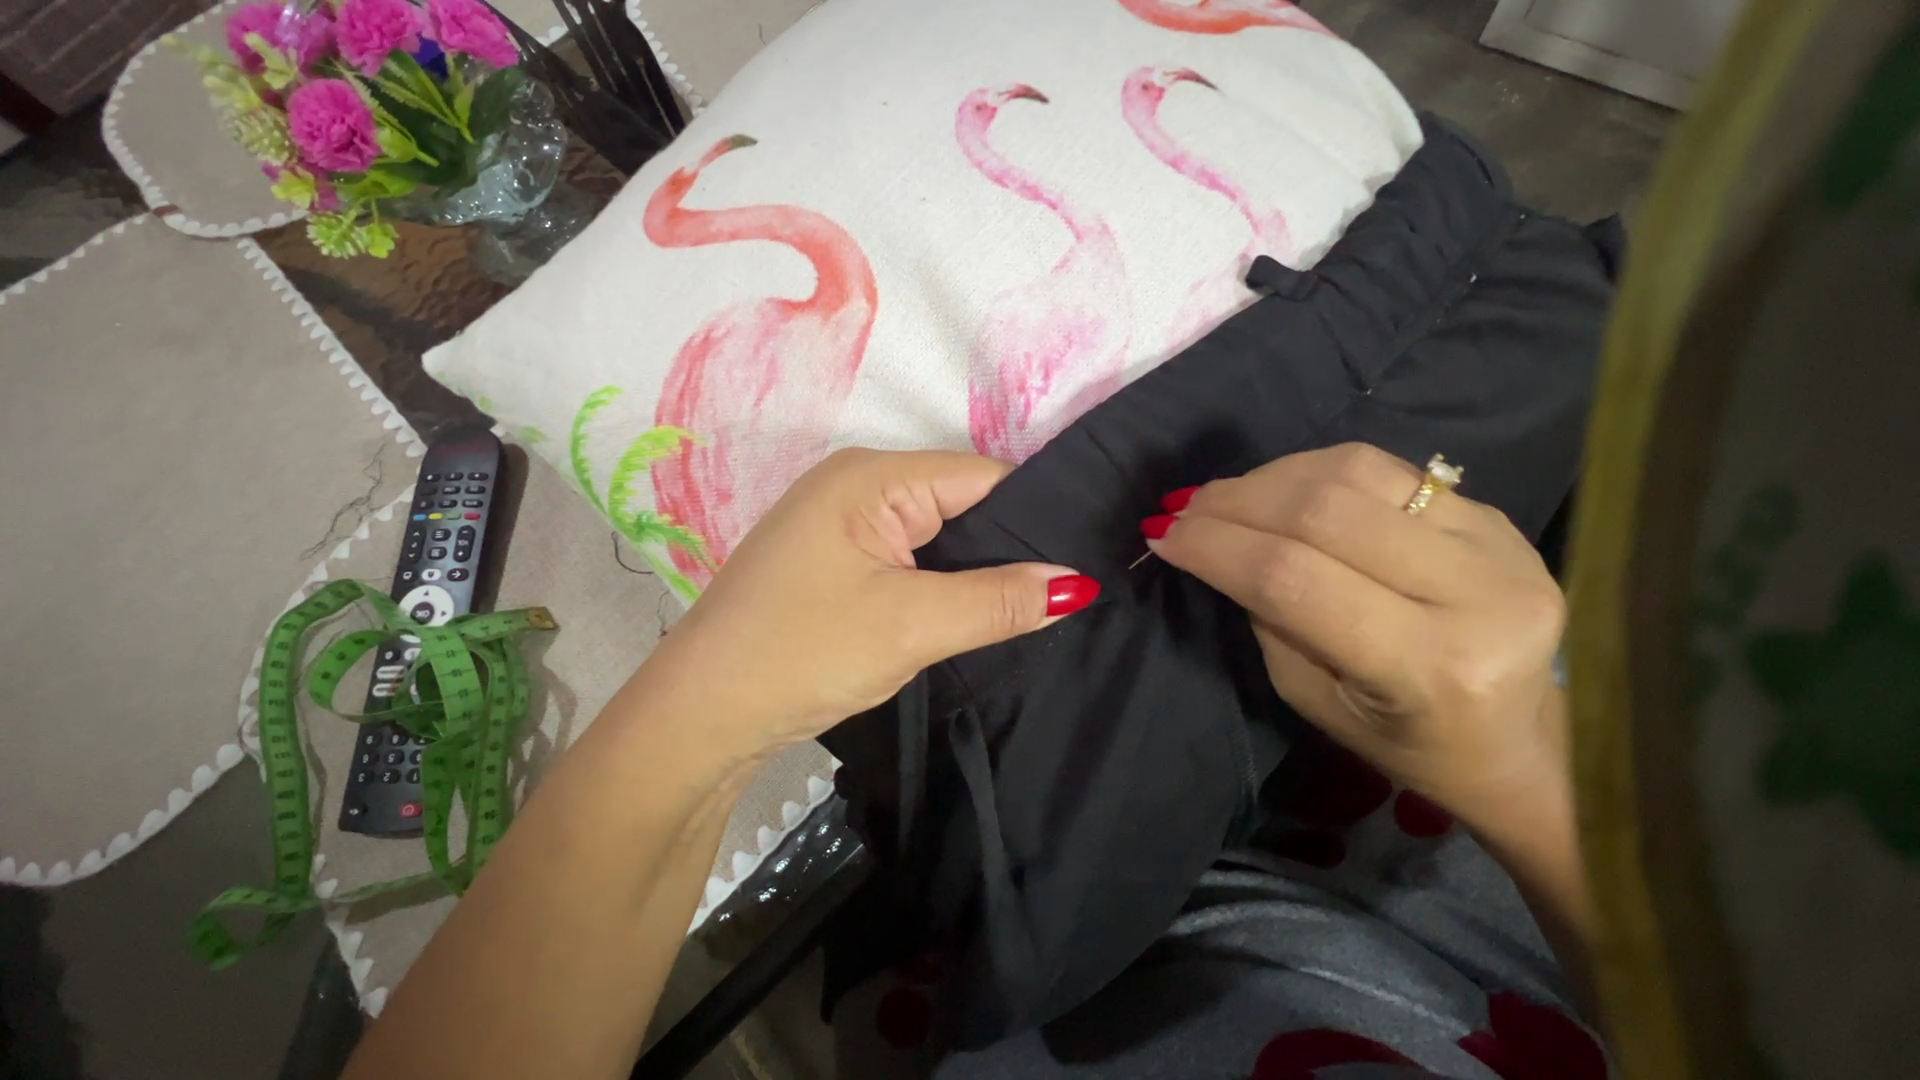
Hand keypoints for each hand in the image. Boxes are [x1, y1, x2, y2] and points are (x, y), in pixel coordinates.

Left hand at [634, 448, 1099, 752]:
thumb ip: (998, 599)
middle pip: (961, 501)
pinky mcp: (832, 559)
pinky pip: (907, 556)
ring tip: (1034, 605)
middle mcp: (855, 483)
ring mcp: (839, 521)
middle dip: (1009, 547)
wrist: (702, 713)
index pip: (983, 477)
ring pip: (936, 534)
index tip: (1091, 558)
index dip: (1039, 517)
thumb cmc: (804, 653)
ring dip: (975, 570)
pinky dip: (940, 582)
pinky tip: (972, 612)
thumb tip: (1077, 583)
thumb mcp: (912, 626)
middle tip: (1070, 592)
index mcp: (872, 476)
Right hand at [1145, 443, 1566, 829]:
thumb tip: (1215, 544)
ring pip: (1356, 473)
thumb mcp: (1316, 701)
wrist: (1520, 744)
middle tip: (1185, 510)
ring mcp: (1499, 544)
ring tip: (1226, 497)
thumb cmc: (1405, 743)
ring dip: (1271, 477)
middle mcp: (1478, 593)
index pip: (1296, 579)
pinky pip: (1389, 470)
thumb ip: (1271, 617)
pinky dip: (1317, 472)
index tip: (1163, 537)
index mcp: (1430, 665)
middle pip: (1326, 513)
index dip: (1218, 548)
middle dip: (1236, 503)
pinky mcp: (1498, 516)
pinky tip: (1282, 489)